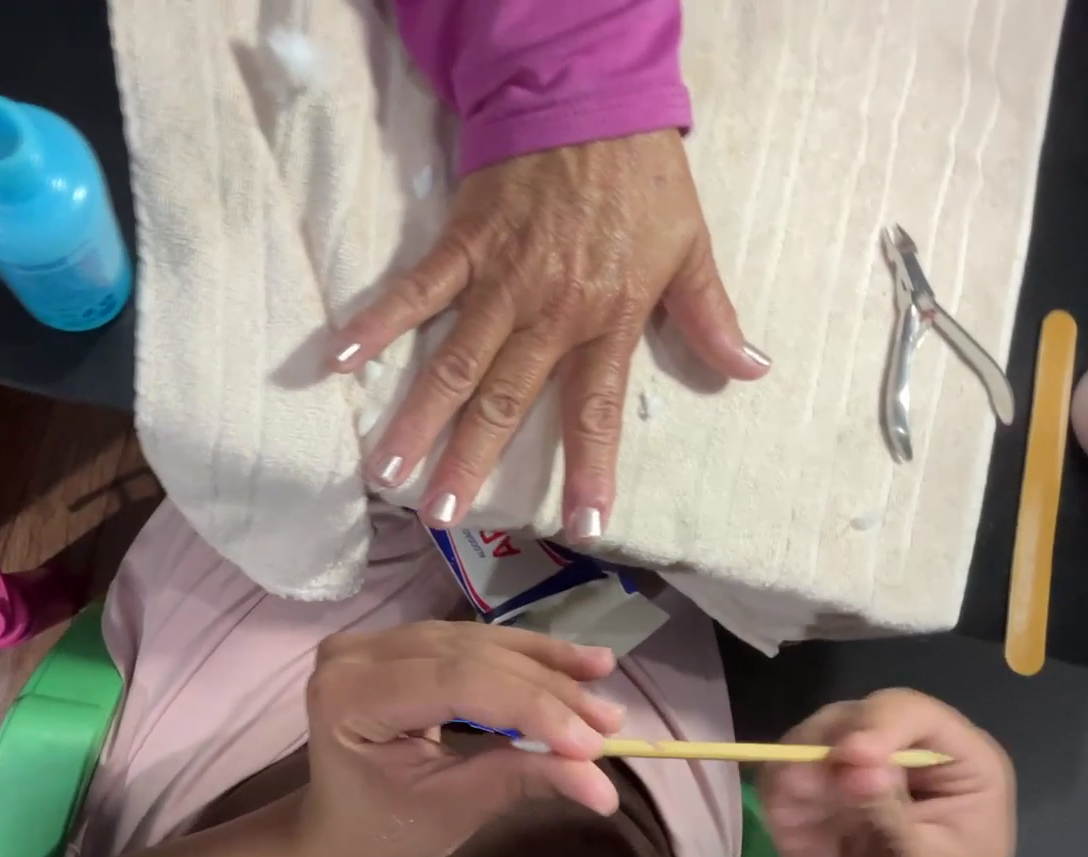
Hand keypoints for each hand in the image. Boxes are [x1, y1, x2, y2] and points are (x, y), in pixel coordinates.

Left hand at [292, 621, 624, 856]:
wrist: (335, 831)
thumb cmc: (383, 831)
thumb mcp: (452, 809)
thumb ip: (521, 779)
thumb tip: (603, 784)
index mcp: (350, 695)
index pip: (455, 681)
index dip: (530, 705)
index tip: (596, 740)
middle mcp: (354, 653)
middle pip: (467, 654)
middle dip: (543, 687)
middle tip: (609, 719)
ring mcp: (370, 642)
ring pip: (472, 641)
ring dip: (540, 663)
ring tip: (600, 681)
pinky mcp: (392, 643)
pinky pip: (463, 643)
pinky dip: (517, 656)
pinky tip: (567, 661)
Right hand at [329, 129, 769, 540]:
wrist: (591, 98)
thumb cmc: (641, 180)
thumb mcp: (692, 247)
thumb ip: (712, 316)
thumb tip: (751, 371)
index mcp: (605, 320)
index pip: (595, 412)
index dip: (590, 472)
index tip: (581, 528)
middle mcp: (547, 314)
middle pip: (504, 403)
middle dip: (471, 463)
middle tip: (441, 516)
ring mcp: (497, 283)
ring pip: (454, 364)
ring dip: (417, 420)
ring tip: (387, 472)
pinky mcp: (460, 249)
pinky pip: (413, 292)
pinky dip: (375, 324)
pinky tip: (337, 360)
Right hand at [760, 689, 1015, 856]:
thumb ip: (890, 817)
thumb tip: (859, 765)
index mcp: (957, 764)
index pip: (914, 713)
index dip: (881, 724)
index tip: (852, 756)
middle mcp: (902, 752)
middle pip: (855, 715)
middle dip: (828, 743)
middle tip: (807, 782)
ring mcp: (850, 765)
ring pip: (811, 733)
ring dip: (797, 761)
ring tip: (796, 799)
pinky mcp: (808, 784)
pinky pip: (781, 764)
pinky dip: (777, 782)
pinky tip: (788, 813)